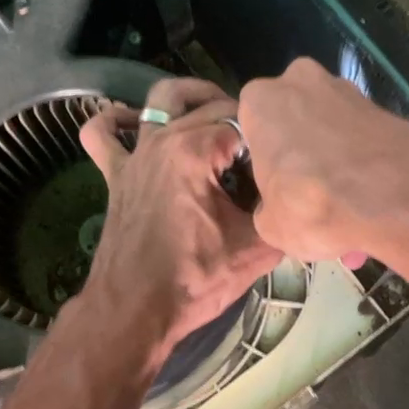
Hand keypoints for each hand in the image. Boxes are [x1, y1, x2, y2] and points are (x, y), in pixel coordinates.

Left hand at [77, 78, 281, 355]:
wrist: (135, 310)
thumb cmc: (195, 280)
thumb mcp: (258, 247)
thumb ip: (284, 215)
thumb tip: (304, 199)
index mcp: (196, 150)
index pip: (247, 122)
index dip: (270, 141)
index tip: (282, 166)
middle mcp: (163, 139)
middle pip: (212, 105)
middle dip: (244, 121)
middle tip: (265, 153)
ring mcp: (135, 154)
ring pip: (161, 99)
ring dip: (192, 98)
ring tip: (216, 114)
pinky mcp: (116, 174)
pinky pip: (104, 133)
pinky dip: (117, 120)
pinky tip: (138, 124)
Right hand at [237, 58, 408, 262]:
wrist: (394, 199)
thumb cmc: (312, 205)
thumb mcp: (270, 224)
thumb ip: (267, 207)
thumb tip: (278, 208)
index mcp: (260, 100)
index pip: (252, 128)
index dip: (265, 162)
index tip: (278, 189)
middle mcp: (301, 81)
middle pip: (293, 123)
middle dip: (301, 155)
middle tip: (311, 197)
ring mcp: (347, 90)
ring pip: (330, 130)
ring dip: (334, 160)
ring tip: (346, 205)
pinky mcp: (384, 106)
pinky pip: (361, 138)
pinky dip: (363, 162)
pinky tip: (371, 196)